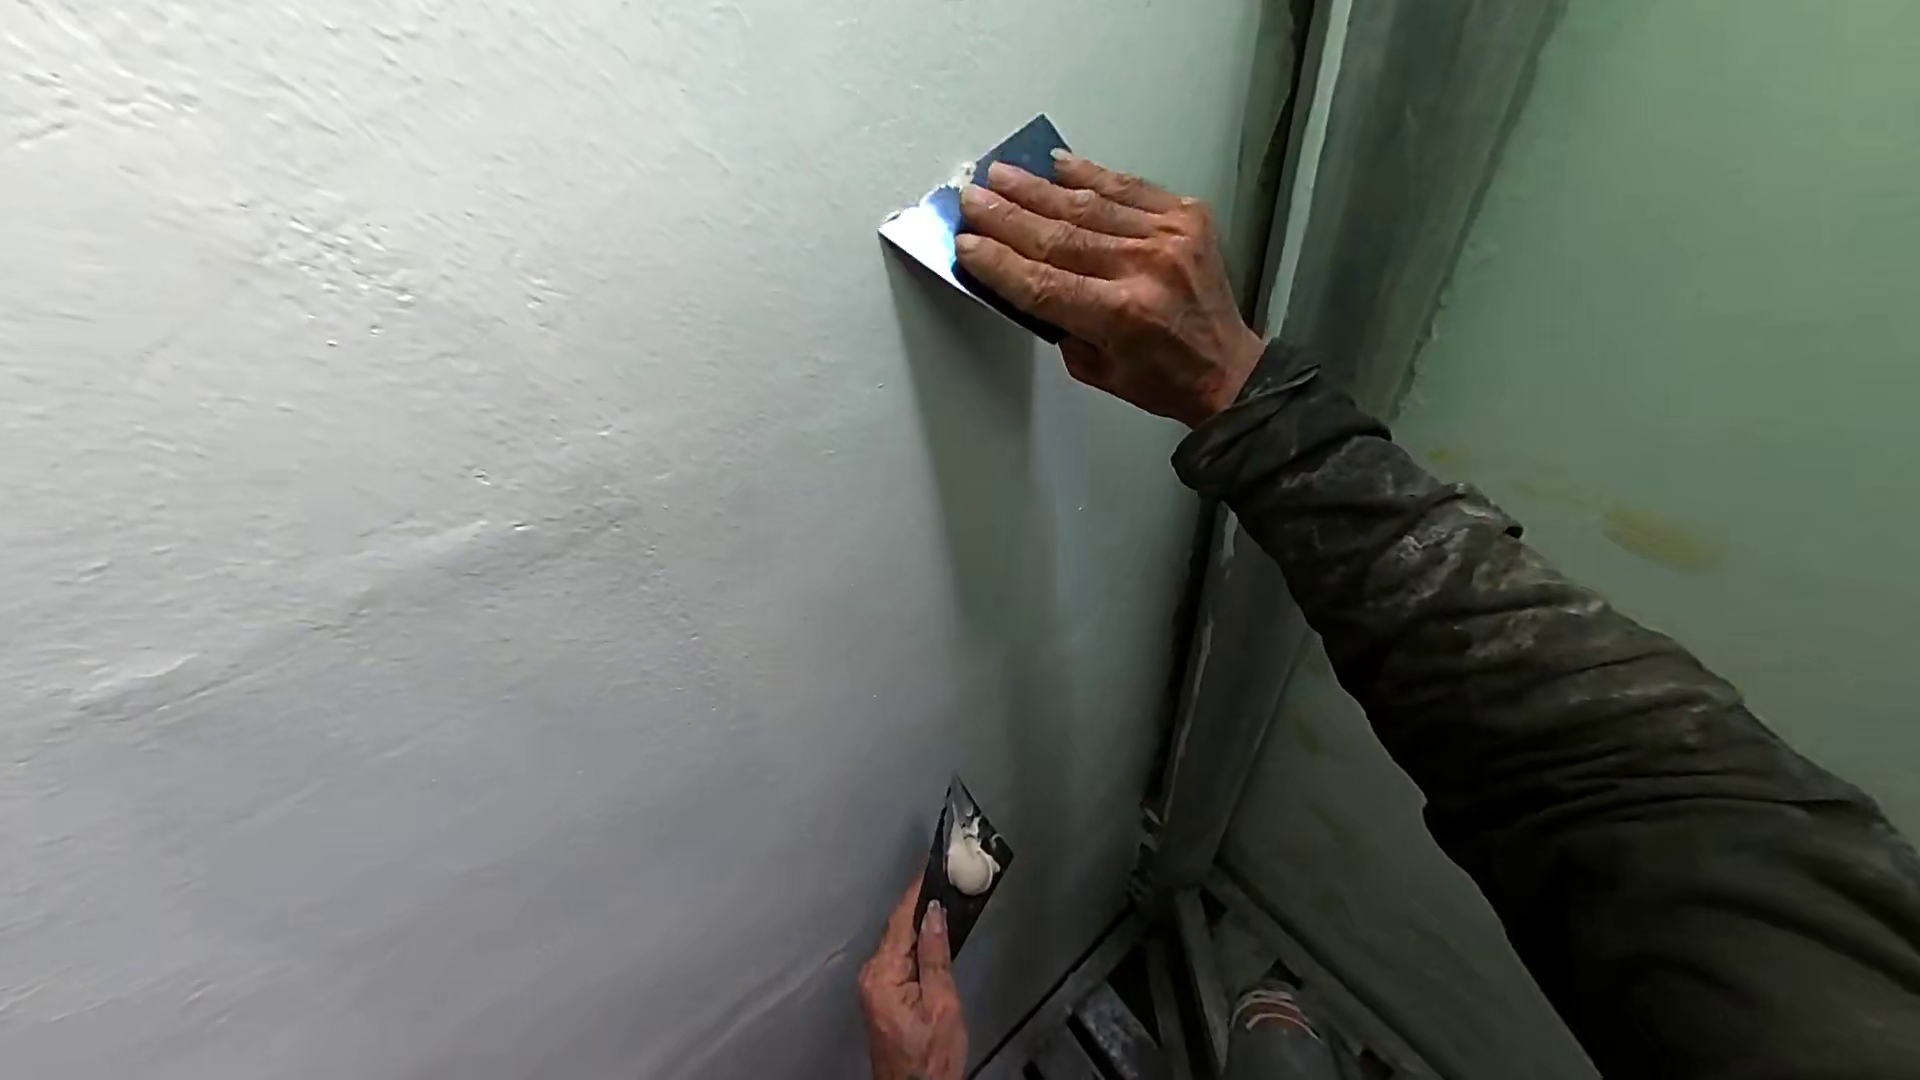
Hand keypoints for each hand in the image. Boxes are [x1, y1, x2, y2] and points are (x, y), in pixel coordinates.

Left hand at [859, 879, 966, 1079]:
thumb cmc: (931, 1061)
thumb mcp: (942, 1004)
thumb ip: (936, 954)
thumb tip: (934, 912)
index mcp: (882, 975)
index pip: (901, 920)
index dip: (917, 892)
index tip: (931, 868)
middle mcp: (871, 975)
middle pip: (898, 928)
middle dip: (920, 904)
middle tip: (944, 880)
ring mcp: (873, 985)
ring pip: (899, 940)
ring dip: (919, 922)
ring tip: (942, 899)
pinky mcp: (881, 993)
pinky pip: (898, 955)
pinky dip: (915, 941)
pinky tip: (931, 933)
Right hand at [956, 153, 1264, 427]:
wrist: (1225, 368)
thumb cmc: (1162, 379)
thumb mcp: (1096, 368)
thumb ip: (1060, 323)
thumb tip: (1025, 277)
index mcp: (1120, 315)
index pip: (1041, 281)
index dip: (998, 262)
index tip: (966, 244)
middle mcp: (1144, 268)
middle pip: (1057, 236)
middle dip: (1006, 217)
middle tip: (972, 199)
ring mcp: (1168, 236)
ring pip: (1087, 205)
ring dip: (1037, 189)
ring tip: (1001, 174)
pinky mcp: (1185, 216)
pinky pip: (1127, 187)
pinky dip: (1089, 175)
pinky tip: (1056, 164)